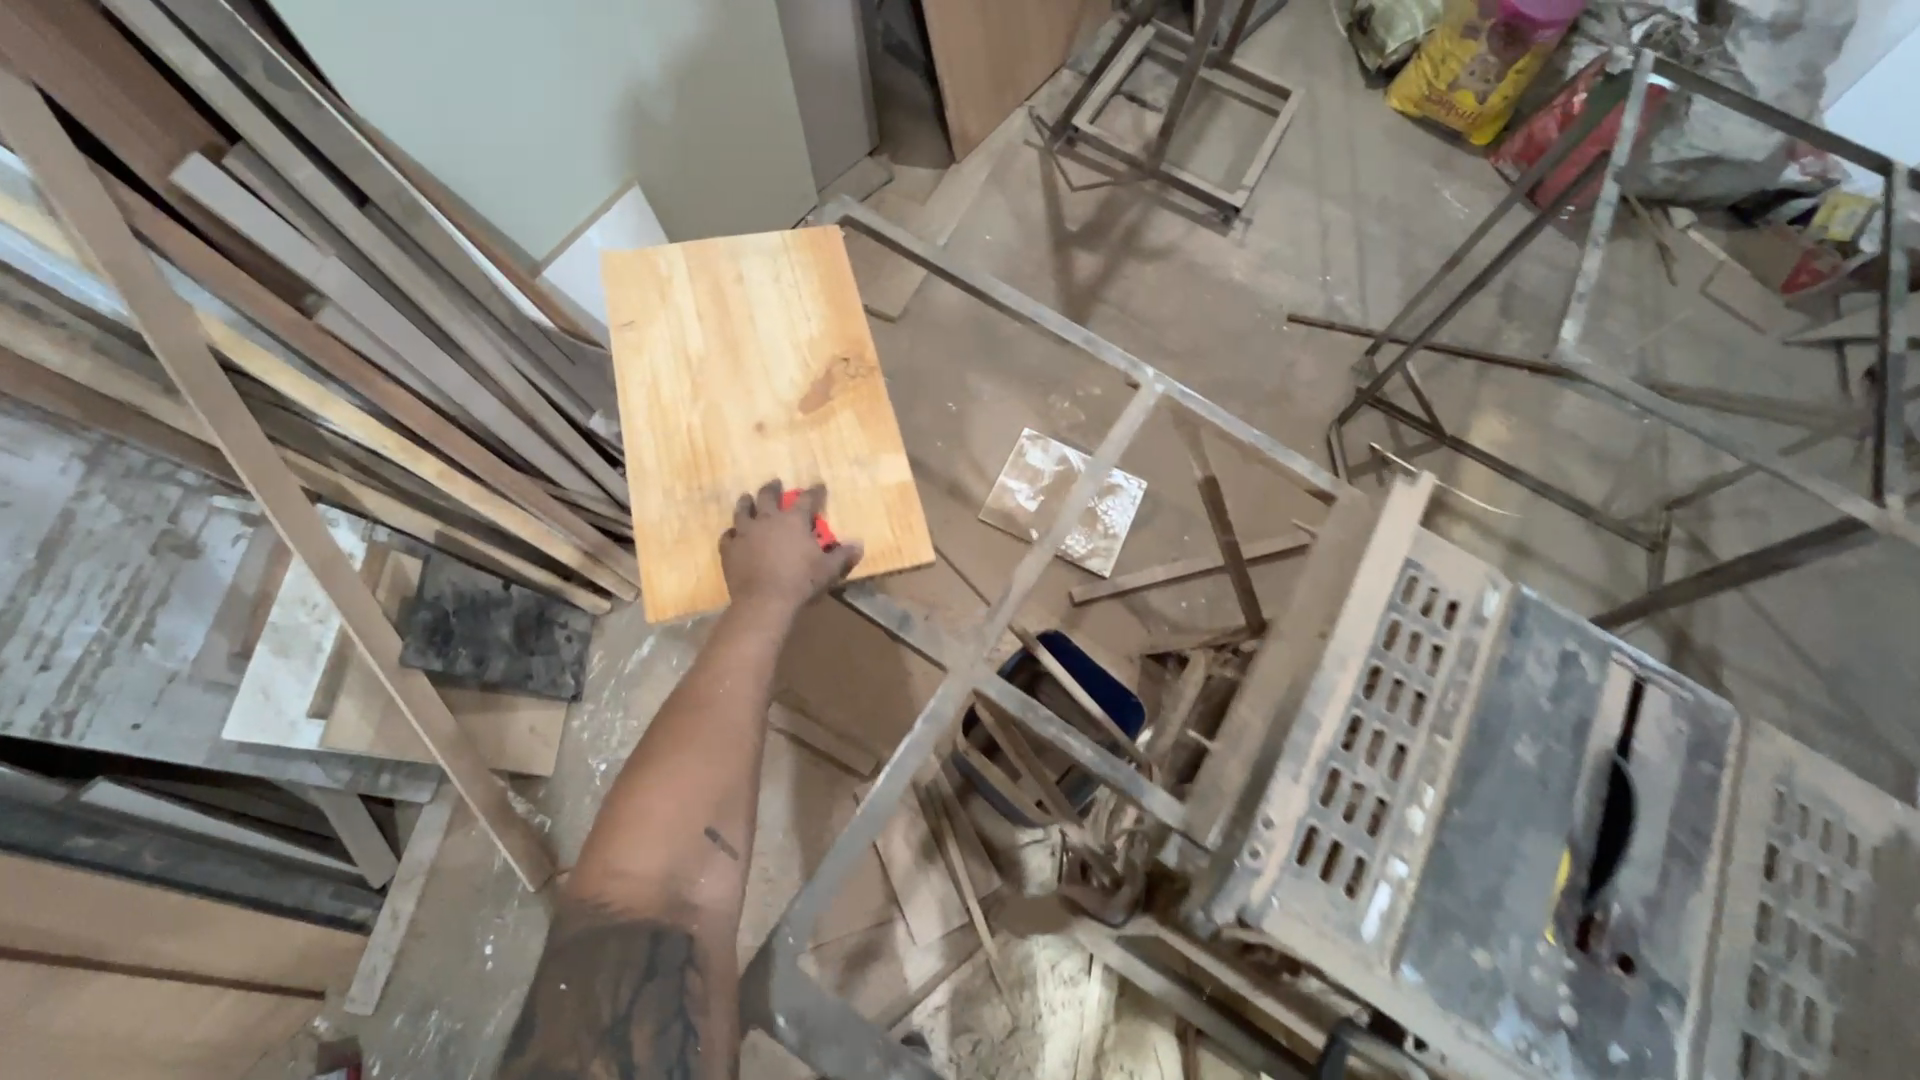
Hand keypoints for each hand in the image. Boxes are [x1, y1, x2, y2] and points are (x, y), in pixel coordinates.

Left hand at [719, 480, 862, 615]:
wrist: (764, 601)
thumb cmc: (801, 582)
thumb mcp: (828, 569)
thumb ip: (843, 555)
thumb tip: (859, 545)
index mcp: (794, 521)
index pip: (807, 499)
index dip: (814, 491)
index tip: (818, 485)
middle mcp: (768, 520)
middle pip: (768, 496)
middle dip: (773, 488)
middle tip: (775, 483)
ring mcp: (745, 533)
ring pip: (743, 510)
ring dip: (746, 503)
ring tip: (746, 498)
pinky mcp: (730, 549)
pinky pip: (728, 536)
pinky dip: (732, 533)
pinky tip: (732, 534)